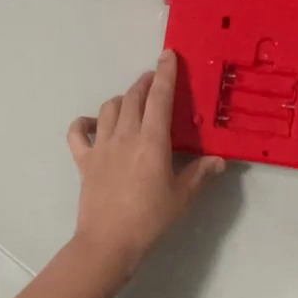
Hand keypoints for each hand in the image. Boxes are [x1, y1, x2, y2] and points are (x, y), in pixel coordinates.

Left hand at [66, 51, 225, 273]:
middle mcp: (125, 136)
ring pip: (109, 108)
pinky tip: (93, 124)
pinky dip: (84, 122)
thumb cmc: (149, 220)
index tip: (168, 55)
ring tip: (132, 102)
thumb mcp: (182, 198)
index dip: (165, 74)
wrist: (108, 242)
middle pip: (133, 97)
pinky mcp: (83, 161)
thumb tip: (219, 160)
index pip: (160, 97)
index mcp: (152, 141)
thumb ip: (200, 174)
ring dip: (122, 99)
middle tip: (154, 80)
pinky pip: (78, 132)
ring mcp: (101, 146)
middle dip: (144, 83)